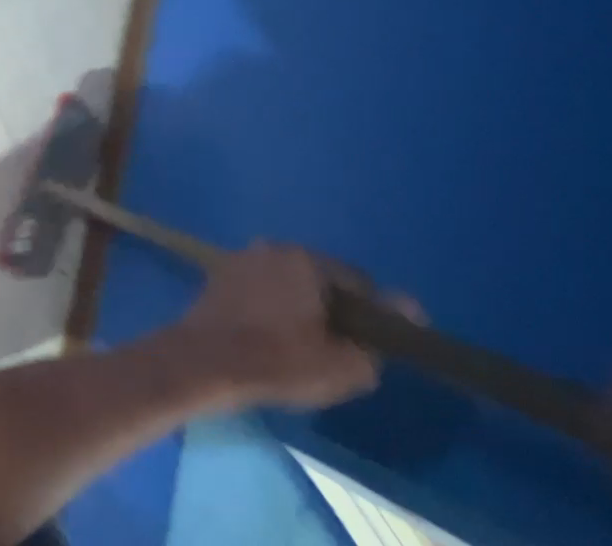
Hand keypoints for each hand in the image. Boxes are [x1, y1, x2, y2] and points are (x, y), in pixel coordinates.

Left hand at [171, 241, 399, 410]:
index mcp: (305, 259)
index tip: (364, 344)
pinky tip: (264, 337)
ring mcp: (238, 260)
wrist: (204, 362)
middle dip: (329, 307)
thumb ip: (379, 336)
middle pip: (317, 279)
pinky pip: (256, 291)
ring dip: (295, 306)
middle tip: (330, 346)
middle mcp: (271, 248)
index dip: (369, 314)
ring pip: (284, 283)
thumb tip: (407, 307)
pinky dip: (266, 308)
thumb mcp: (346, 363)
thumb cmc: (280, 361)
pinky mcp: (215, 278)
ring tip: (295, 345)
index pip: (356, 281)